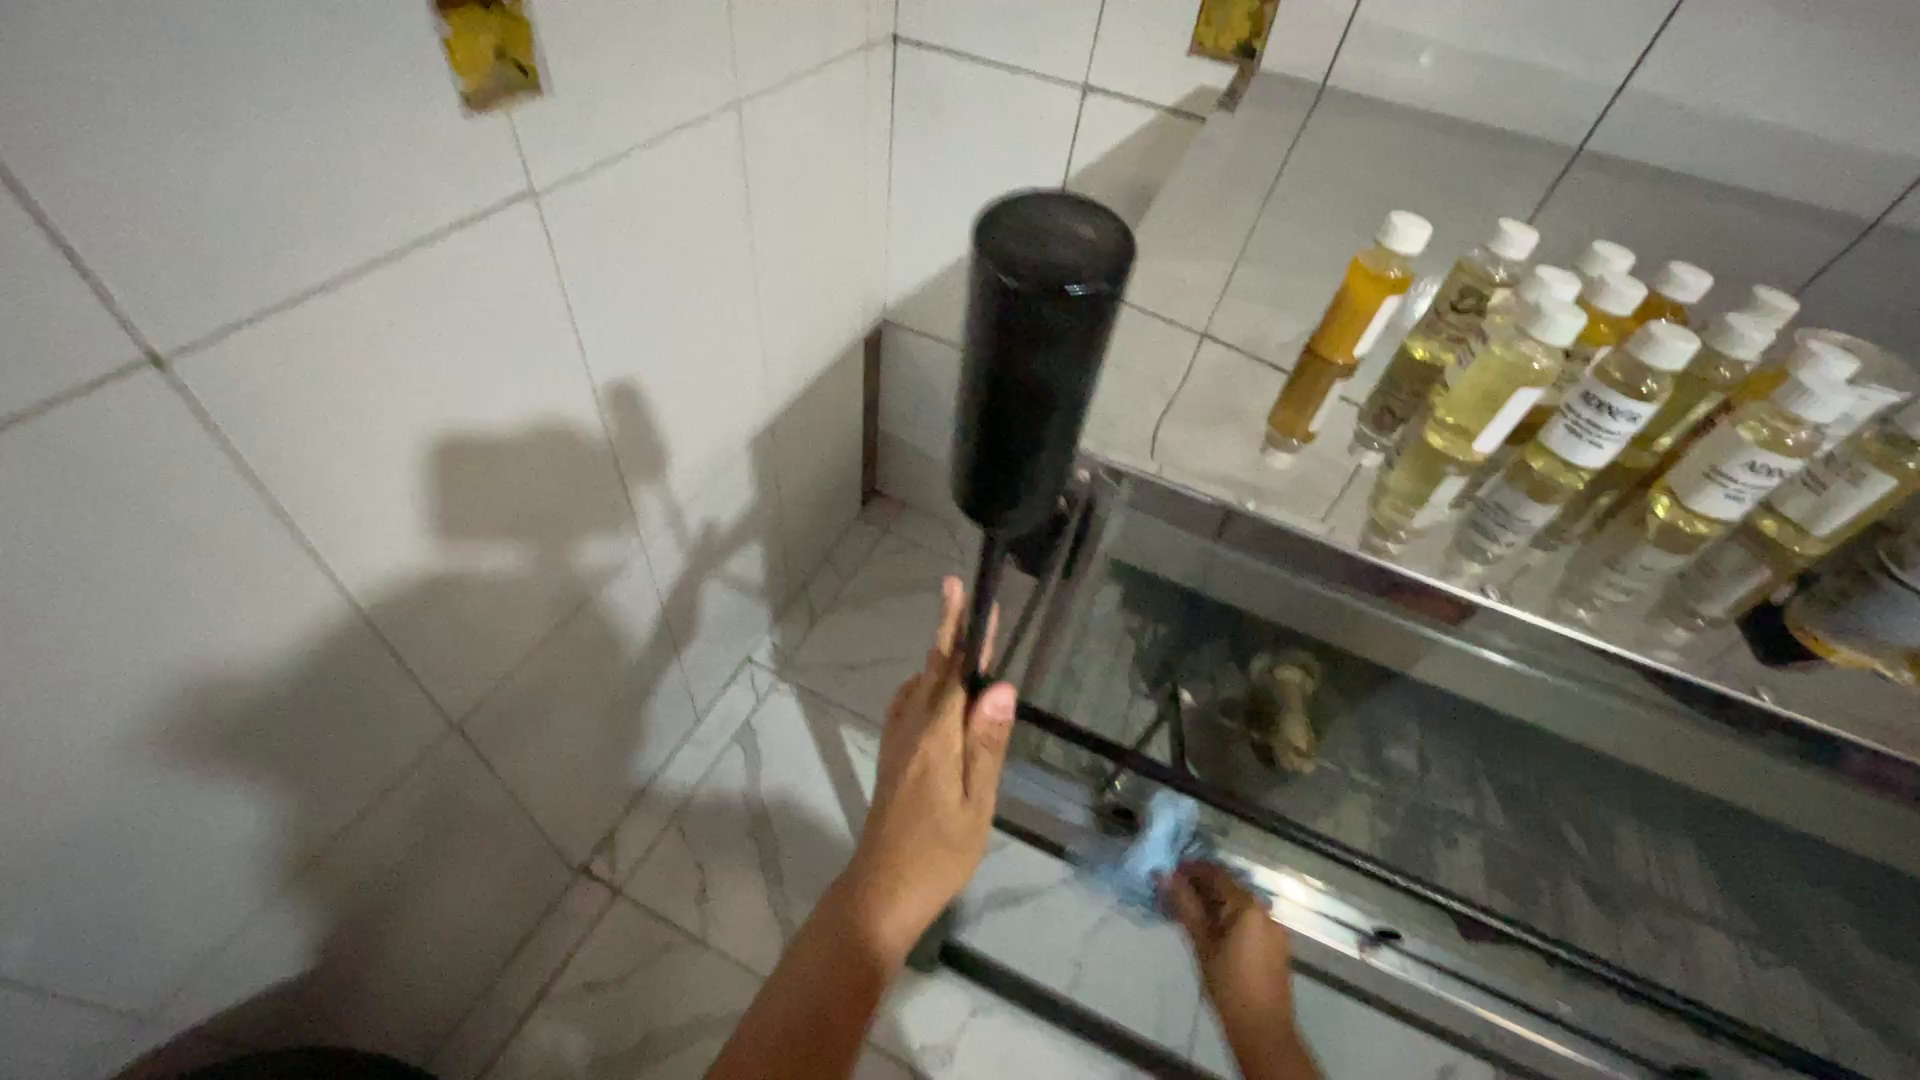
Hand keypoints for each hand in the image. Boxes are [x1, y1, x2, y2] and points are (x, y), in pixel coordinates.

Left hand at [835, 576, 1016, 961]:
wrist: (882, 890)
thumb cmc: (939, 854)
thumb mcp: (976, 804)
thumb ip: (987, 745)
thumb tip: (1002, 687)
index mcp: (936, 737)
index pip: (956, 673)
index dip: (969, 634)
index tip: (979, 598)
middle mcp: (911, 728)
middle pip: (934, 668)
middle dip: (949, 628)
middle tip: (959, 589)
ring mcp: (897, 740)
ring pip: (920, 683)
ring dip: (939, 652)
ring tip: (957, 627)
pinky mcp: (893, 754)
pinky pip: (908, 703)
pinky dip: (924, 680)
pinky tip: (934, 687)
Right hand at [1164, 861, 1294, 1025]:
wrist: (1263, 1029)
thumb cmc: (1228, 984)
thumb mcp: (1201, 943)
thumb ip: (1184, 906)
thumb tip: (1165, 876)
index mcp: (1248, 906)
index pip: (1217, 874)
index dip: (1192, 869)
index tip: (1170, 870)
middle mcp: (1265, 910)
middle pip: (1230, 887)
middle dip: (1202, 886)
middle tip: (1176, 891)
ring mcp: (1274, 928)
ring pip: (1239, 905)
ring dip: (1215, 903)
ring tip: (1190, 911)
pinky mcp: (1276, 945)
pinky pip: (1249, 920)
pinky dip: (1229, 918)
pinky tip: (1212, 930)